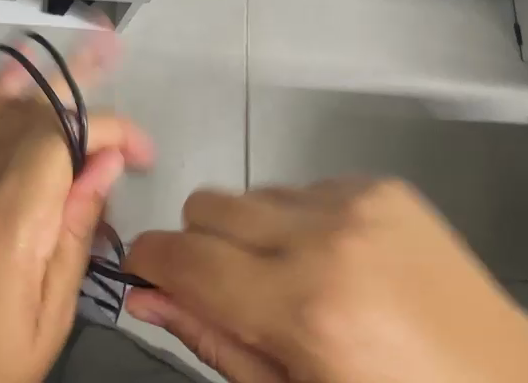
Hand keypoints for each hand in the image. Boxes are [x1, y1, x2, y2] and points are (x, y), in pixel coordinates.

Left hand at [0, 31, 154, 382]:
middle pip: (32, 108)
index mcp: (9, 218)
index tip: (140, 150)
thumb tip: (106, 163)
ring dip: (41, 74)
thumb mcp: (49, 314)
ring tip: (76, 40)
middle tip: (115, 51)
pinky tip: (15, 76)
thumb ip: (78, 230)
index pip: (65, 134)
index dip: (110, 127)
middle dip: (81, 82)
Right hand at [124, 179, 527, 382]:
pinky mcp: (381, 185)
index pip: (183, 257)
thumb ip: (213, 341)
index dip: (149, 261)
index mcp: (304, 309)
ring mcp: (357, 201)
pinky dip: (299, 222)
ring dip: (252, 234)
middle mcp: (325, 237)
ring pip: (252, 194)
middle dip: (199, 246)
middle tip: (232, 294)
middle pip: (207, 205)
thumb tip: (146, 295)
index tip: (146, 276)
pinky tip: (338, 264)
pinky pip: (302, 187)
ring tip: (296, 283)